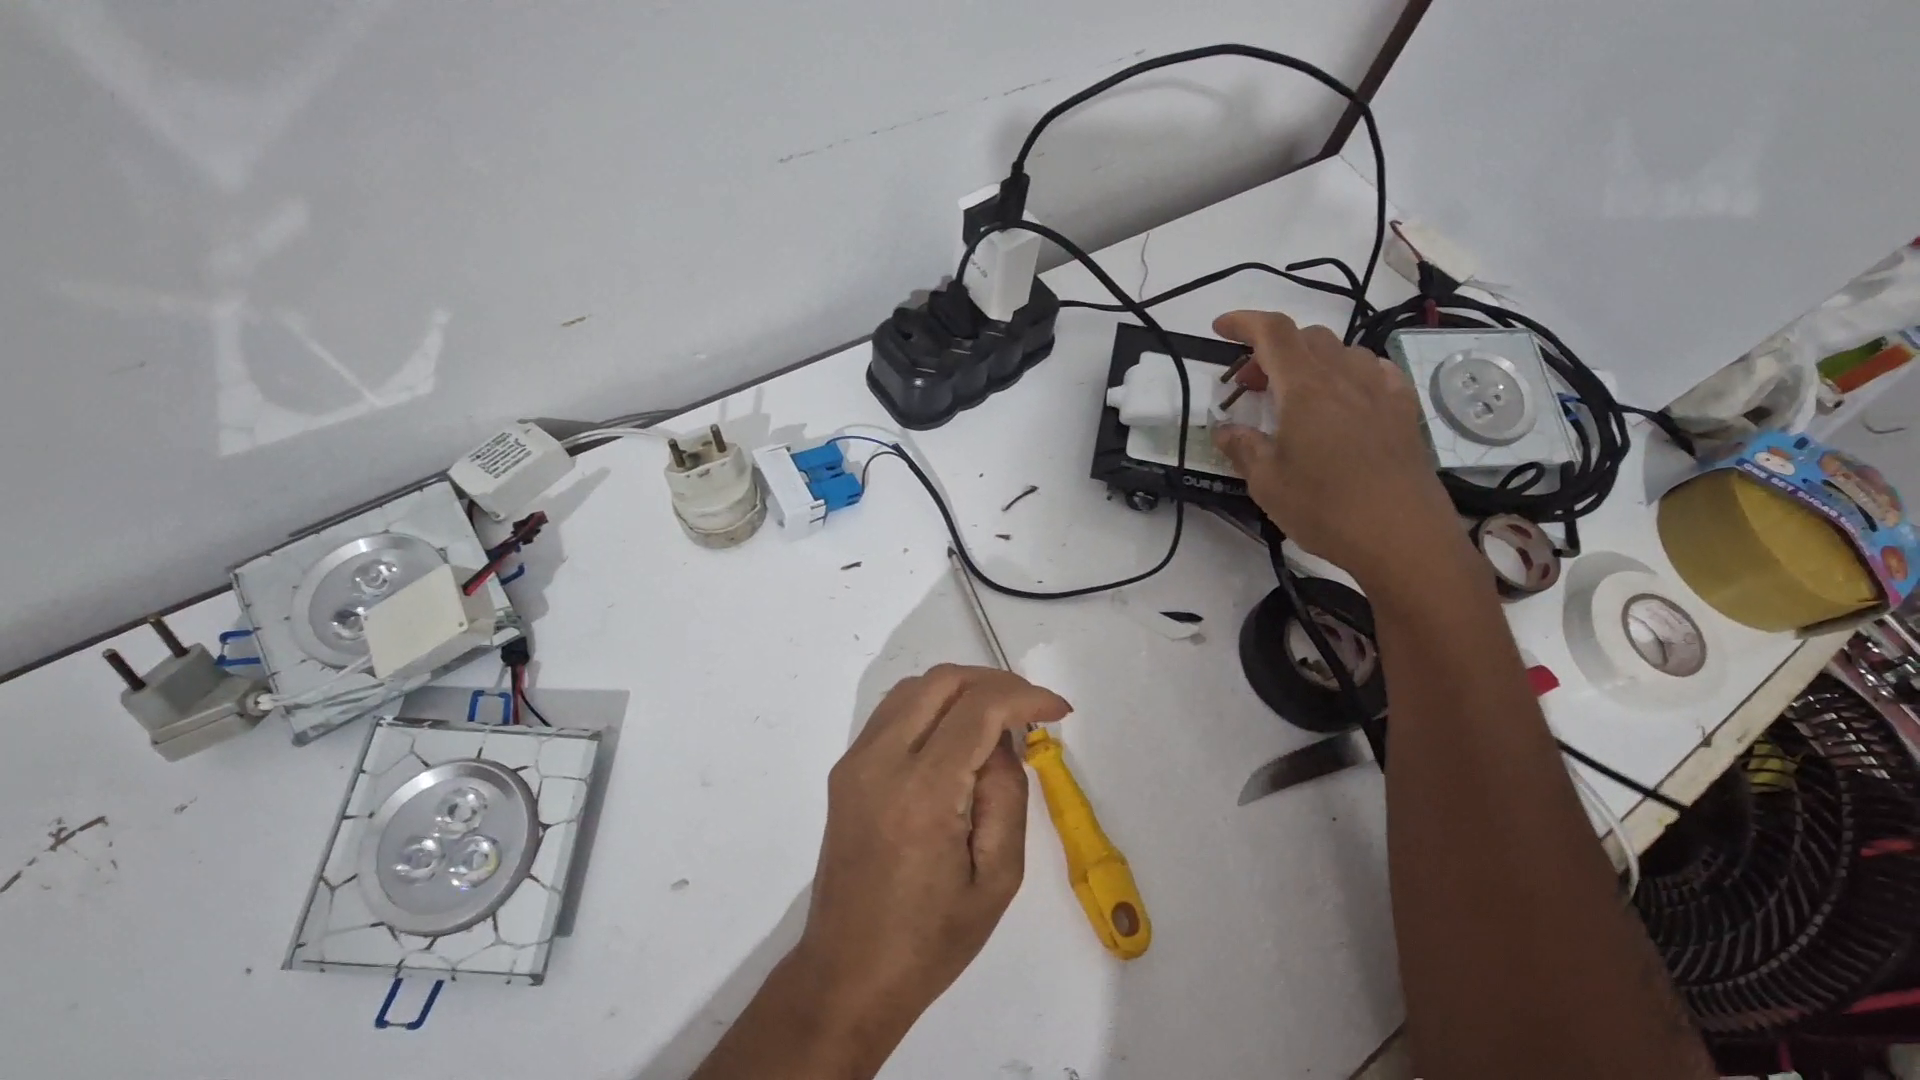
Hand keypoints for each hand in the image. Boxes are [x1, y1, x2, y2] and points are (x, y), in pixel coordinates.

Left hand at [798, 665, 1070, 1035]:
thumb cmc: (931, 940)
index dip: (1026, 696)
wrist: (848, 972)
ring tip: (1000, 721)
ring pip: (913, 688)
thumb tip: (1002, 741)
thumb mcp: (997, 878)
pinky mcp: (845, 772)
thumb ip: (1007, 795)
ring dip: (962, 689)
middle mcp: (880, 763)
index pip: (978, 708)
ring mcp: (855, 763)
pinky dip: (933, 706)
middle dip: (996, 682)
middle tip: (1032, 710)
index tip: (1059, 710)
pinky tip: (959, 737)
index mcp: (921, 794)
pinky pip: (893, 713)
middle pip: (942, 681)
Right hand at [1211, 310, 1461, 585]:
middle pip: (1307, 338)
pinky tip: (1345, 400)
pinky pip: (1375, 372)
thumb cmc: (1326, 509)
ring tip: (1296, 395)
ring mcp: (1381, 392)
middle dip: (1272, 350)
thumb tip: (1225, 429)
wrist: (1404, 537)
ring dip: (1311, 361)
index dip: (1244, 321)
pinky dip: (1349, 374)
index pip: (1273, 332)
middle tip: (1251, 385)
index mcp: (1305, 389)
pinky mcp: (1405, 412)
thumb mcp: (1267, 483)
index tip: (1220, 328)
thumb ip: (1242, 447)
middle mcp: (1345, 378)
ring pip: (1342, 352)